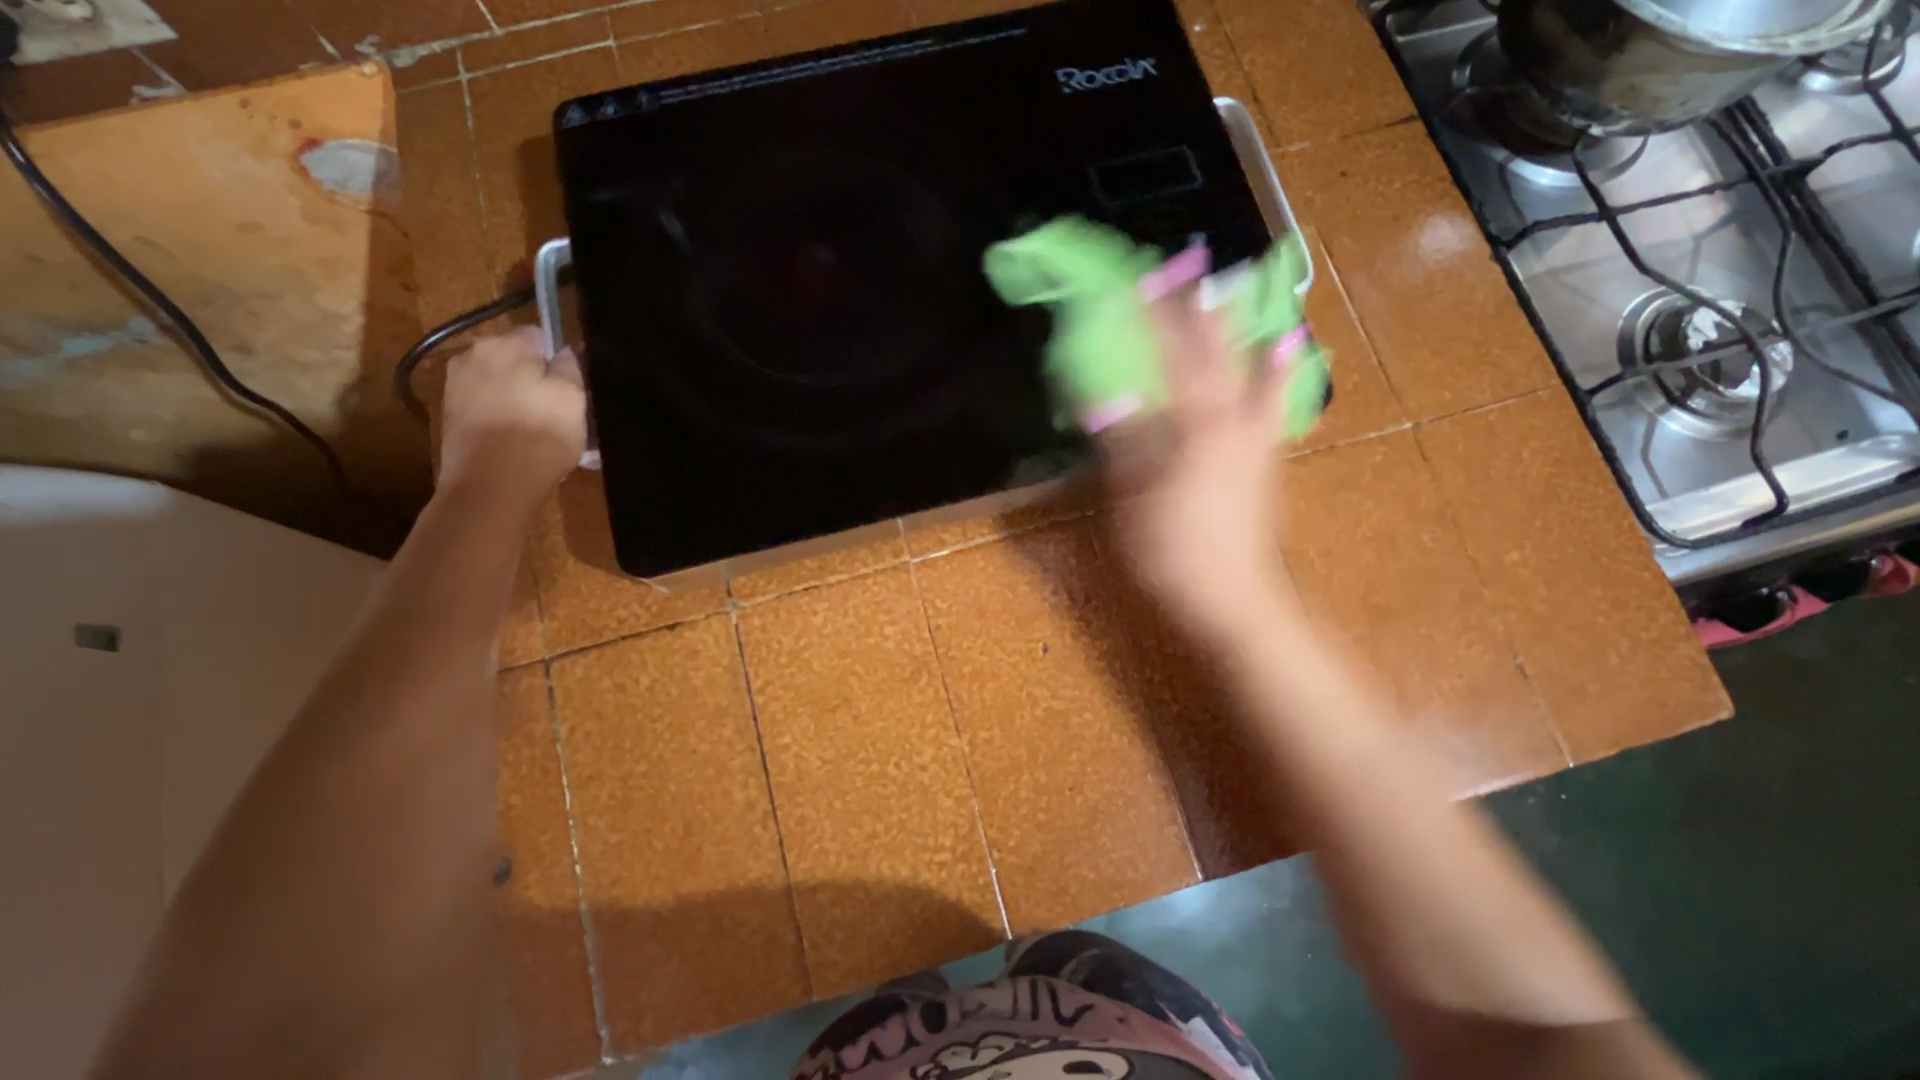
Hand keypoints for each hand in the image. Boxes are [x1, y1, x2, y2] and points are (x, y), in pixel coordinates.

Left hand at [437, 326, 586, 503]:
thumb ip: (570, 366)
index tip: (569, 384)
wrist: (491, 484)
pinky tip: (511, 439)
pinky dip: (496, 416)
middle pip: (512, 357)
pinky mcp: (448, 415)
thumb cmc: (540, 434)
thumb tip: (563, 352)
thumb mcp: (573, 397)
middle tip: (553, 408)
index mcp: (504, 343)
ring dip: (512, 396)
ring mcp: (454, 385)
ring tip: (532, 427)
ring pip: (495, 382)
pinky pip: (482, 405)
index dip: (557, 358)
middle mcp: (472, 355)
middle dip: (530, 375)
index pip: (539, 335)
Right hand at [1099, 287, 1289, 643]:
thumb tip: (1101, 393)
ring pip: (1248, 368)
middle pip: (1210, 352)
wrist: (1231, 597)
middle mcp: (1229, 418)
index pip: (1165, 357)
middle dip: (1195, 310)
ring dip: (1237, 329)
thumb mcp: (1132, 495)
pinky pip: (1273, 400)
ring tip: (1237, 291)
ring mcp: (1253, 436)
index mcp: (1192, 423)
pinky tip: (1285, 351)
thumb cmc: (1172, 549)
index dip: (1148, 319)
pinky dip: (1277, 370)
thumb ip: (1122, 438)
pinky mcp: (1264, 457)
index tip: (1133, 281)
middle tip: (1187, 269)